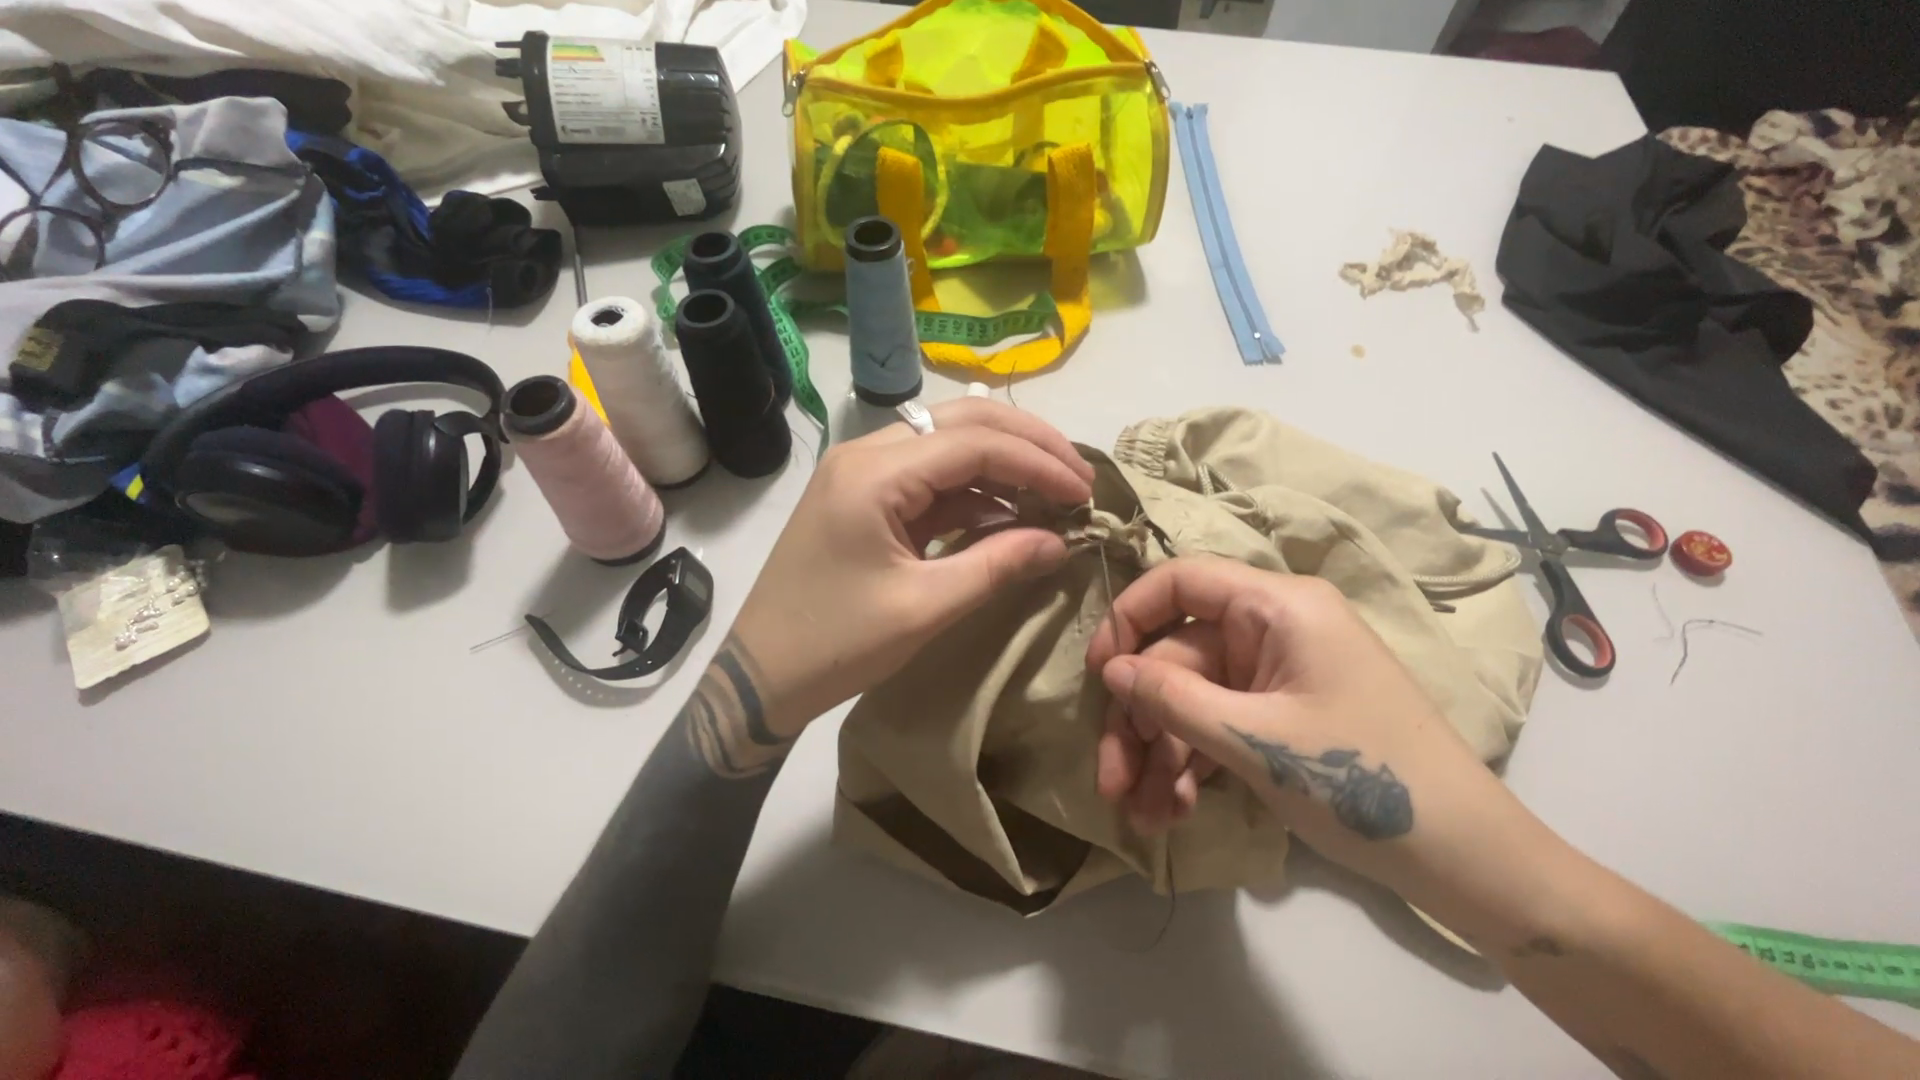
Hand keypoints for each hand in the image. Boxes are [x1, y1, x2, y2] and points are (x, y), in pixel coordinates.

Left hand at [732, 399, 1093, 736]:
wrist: (761, 675)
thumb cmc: (837, 644)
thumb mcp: (924, 608)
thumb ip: (996, 565)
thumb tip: (1060, 541)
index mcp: (873, 474)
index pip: (974, 443)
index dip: (1037, 463)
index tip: (1084, 493)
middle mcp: (865, 455)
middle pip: (962, 422)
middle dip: (1026, 444)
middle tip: (1077, 477)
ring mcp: (860, 473)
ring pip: (946, 443)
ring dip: (1001, 464)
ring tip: (1053, 494)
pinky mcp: (863, 498)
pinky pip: (928, 478)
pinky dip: (971, 490)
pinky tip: (1008, 512)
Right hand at [1085, 557, 1547, 909]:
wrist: (1464, 857)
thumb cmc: (1363, 781)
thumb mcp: (1257, 741)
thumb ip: (1174, 699)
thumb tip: (1112, 671)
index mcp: (1279, 607)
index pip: (1182, 580)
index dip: (1130, 618)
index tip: (1099, 674)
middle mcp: (1275, 631)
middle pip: (1178, 658)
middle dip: (1141, 723)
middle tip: (1110, 783)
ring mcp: (1278, 678)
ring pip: (1192, 700)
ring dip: (1161, 757)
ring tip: (1141, 816)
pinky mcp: (1281, 719)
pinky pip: (1219, 727)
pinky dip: (1193, 766)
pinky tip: (1172, 812)